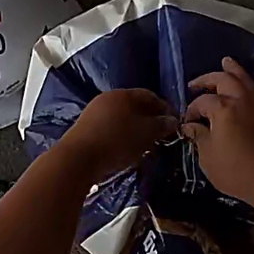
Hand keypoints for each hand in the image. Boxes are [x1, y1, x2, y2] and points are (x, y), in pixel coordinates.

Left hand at [54, 89, 177, 183]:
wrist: (78, 159)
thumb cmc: (117, 141)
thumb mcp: (147, 133)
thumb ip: (162, 125)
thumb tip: (172, 120)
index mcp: (124, 94)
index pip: (150, 95)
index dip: (165, 108)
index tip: (174, 123)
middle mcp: (107, 98)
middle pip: (135, 106)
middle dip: (150, 120)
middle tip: (161, 136)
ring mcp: (94, 113)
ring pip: (122, 119)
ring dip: (136, 130)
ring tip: (146, 146)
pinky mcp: (86, 129)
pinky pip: (111, 129)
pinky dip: (122, 137)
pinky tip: (127, 150)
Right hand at [180, 57, 253, 204]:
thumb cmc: (236, 170)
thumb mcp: (208, 157)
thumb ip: (199, 136)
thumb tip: (190, 126)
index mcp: (223, 108)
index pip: (202, 102)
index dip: (191, 110)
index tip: (187, 123)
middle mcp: (241, 98)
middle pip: (223, 78)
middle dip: (207, 80)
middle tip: (195, 85)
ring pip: (244, 77)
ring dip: (232, 70)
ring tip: (225, 63)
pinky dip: (249, 83)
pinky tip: (246, 85)